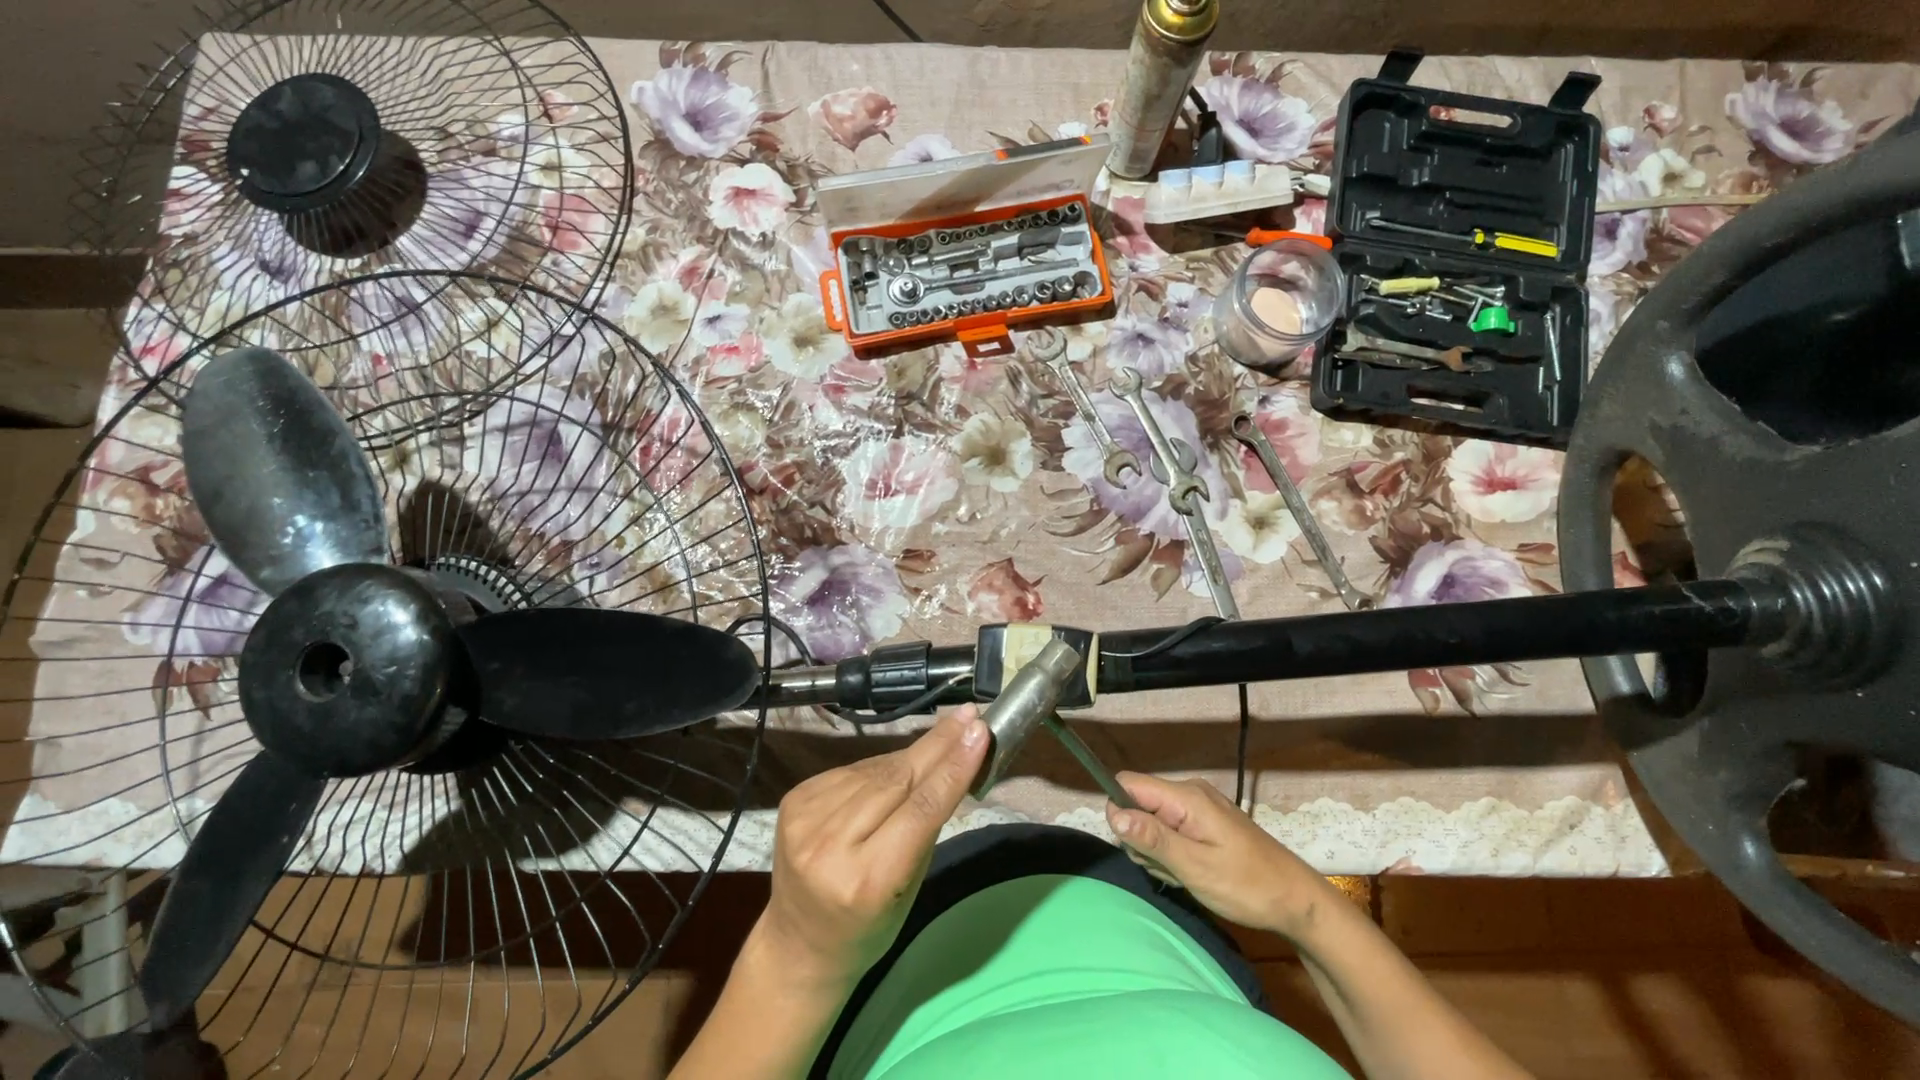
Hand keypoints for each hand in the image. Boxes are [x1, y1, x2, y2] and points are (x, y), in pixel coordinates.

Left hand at [755, 706, 988, 987]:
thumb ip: (925, 826)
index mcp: (867, 880)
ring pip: (875, 769)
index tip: (979, 732)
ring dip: (911, 757)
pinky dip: (879, 769)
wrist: (798, 942)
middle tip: (969, 716)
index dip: (953, 768)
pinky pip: (851, 772)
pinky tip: (894, 773)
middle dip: (938, 745)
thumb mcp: (909, 888)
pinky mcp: (794, 800)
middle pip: (896, 780)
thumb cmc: (868, 926)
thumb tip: (952, 760)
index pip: (920, 810)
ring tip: (941, 743)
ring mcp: (805, 819)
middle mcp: (830, 845)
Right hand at [1105, 772, 1339, 939]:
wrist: (1296, 900)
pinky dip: (1172, 853)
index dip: (1119, 811)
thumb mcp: (1195, 867)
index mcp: (1186, 797)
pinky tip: (1191, 872)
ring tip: (1184, 874)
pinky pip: (1170, 830)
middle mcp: (1190, 793)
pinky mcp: (1205, 824)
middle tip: (1168, 868)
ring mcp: (1199, 808)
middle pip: (1138, 803)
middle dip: (1140, 838)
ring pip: (1152, 821)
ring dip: (1157, 851)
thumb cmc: (1247, 886)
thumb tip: (1113, 813)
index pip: (1128, 783)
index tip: (1135, 845)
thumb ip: (1153, 838)